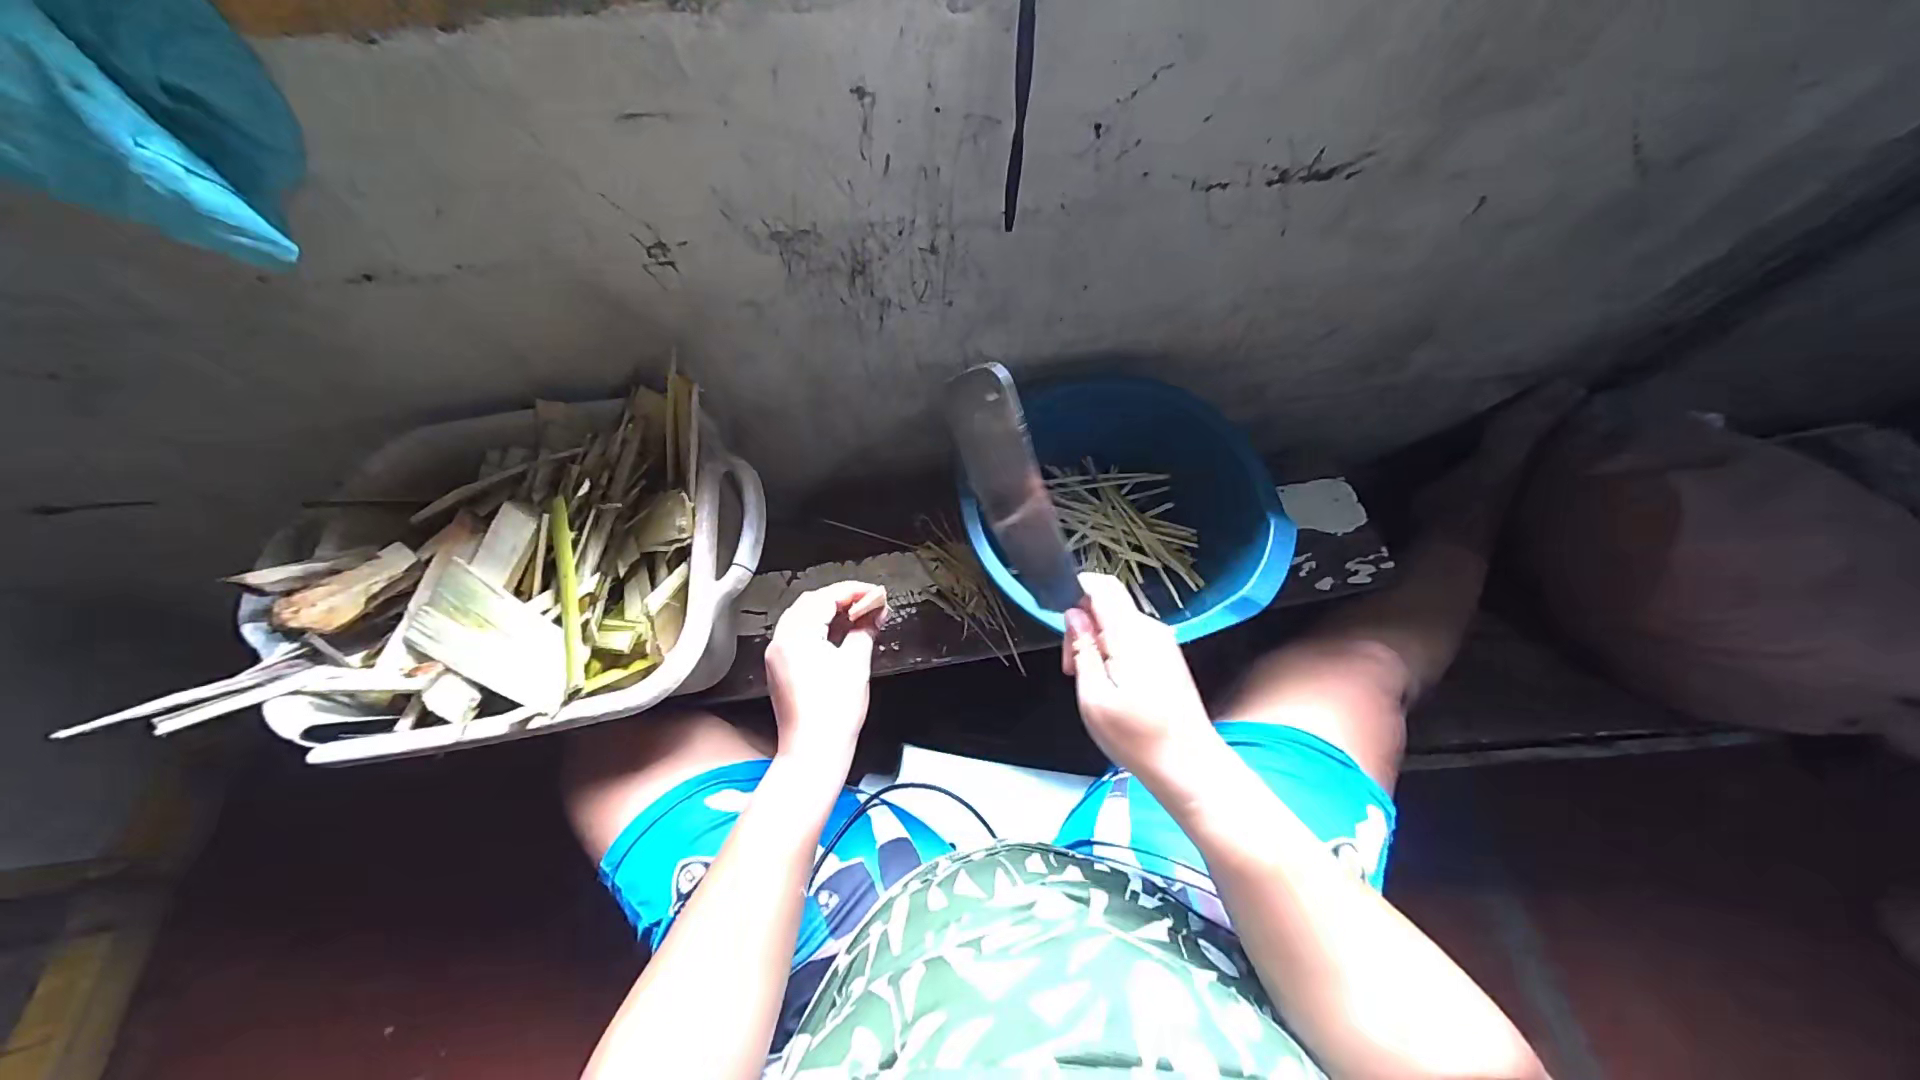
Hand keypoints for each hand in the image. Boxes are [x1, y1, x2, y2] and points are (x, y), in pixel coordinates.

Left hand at [765, 581, 887, 766]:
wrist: (813, 751)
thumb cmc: (833, 712)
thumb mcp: (856, 663)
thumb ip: (864, 630)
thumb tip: (874, 613)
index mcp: (797, 635)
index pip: (826, 597)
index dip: (854, 592)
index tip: (875, 594)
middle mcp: (781, 640)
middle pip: (811, 603)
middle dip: (841, 599)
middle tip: (870, 603)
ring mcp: (778, 655)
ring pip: (803, 618)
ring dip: (830, 612)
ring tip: (859, 617)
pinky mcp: (780, 669)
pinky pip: (798, 635)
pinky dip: (819, 628)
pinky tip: (840, 634)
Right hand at [1063, 573, 1215, 777]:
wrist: (1189, 767)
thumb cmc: (1139, 739)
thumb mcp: (1094, 697)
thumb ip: (1082, 649)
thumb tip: (1073, 615)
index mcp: (1131, 635)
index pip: (1103, 586)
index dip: (1077, 594)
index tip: (1064, 626)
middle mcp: (1151, 630)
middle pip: (1107, 604)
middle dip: (1082, 628)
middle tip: (1073, 669)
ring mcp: (1163, 643)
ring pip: (1117, 623)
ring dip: (1097, 645)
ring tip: (1093, 686)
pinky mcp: (1167, 657)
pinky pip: (1131, 639)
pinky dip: (1114, 655)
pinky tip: (1112, 688)